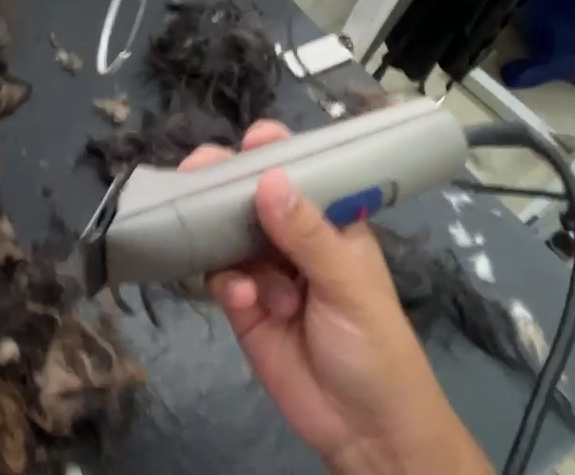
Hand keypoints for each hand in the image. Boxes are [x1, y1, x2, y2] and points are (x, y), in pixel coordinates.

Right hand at [181, 121, 490, 474]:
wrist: (365, 434)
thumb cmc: (377, 350)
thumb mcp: (349, 287)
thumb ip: (308, 235)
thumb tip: (270, 179)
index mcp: (331, 226)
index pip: (304, 176)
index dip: (278, 153)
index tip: (254, 140)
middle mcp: (293, 240)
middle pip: (252, 196)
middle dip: (226, 180)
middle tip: (198, 168)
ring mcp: (264, 270)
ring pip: (226, 231)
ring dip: (218, 231)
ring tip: (205, 229)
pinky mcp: (242, 303)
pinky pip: (219, 276)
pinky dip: (226, 283)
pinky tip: (245, 301)